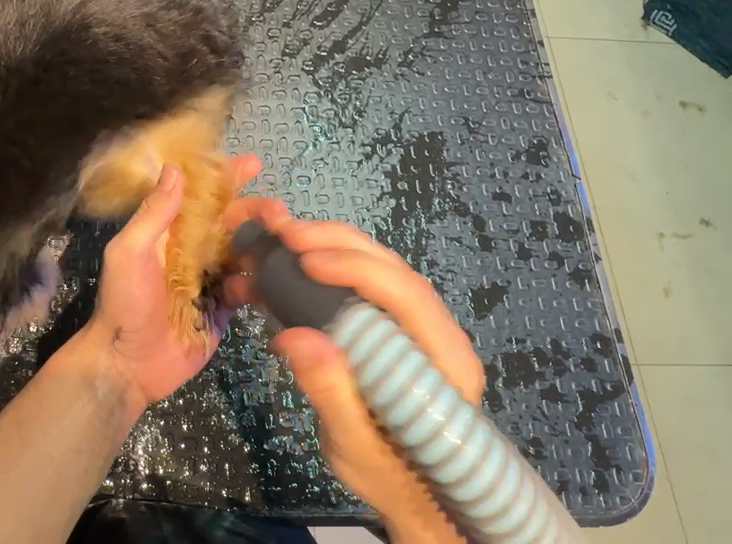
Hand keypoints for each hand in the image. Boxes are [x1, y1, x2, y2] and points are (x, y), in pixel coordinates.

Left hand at [68, 155, 263, 414]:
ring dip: (266, 244)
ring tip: (286, 240)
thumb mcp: (130, 251)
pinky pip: (250, 289)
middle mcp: (193, 251)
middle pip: (232, 223)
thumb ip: (154, 213)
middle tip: (279, 211)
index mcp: (170, 232)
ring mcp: (211, 280)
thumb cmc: (124, 302)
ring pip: (246, 253)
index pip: (202, 197)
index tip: (252, 164)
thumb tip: (174, 168)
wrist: (128, 364)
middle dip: (257, 212)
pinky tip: (278, 276)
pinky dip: (263, 281)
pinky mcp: (224, 310)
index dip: (225, 178)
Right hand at [222, 199, 483, 543]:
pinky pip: (366, 281)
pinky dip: (331, 261)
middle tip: (286, 234)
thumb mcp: (358, 449)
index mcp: (446, 360)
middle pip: (393, 269)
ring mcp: (418, 325)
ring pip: (381, 266)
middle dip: (338, 243)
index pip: (407, 294)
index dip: (357, 268)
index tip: (306, 261)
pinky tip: (298, 259)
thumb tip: (294, 336)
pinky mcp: (394, 326)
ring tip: (287, 237)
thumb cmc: (393, 477)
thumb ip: (333, 395)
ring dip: (333, 244)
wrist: (417, 498)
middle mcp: (439, 332)